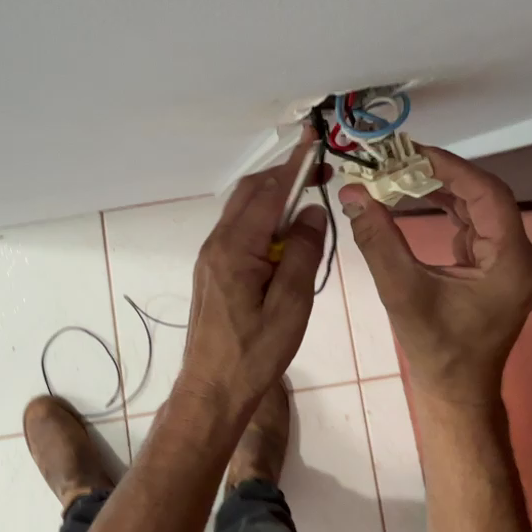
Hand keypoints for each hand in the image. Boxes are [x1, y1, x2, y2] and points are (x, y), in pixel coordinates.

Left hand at [176, 134, 329, 414]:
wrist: (211, 391)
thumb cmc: (254, 354)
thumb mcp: (290, 306)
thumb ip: (302, 254)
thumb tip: (311, 211)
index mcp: (234, 248)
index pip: (267, 193)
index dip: (293, 166)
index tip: (312, 140)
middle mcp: (217, 244)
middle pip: (250, 194)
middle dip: (284, 176)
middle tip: (319, 170)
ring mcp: (211, 256)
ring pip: (243, 210)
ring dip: (274, 197)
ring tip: (308, 199)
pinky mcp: (213, 270)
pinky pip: (240, 229)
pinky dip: (264, 219)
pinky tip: (285, 234)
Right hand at [337, 146, 531, 407]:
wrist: (457, 393)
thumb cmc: (436, 348)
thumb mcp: (402, 291)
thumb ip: (378, 239)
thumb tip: (352, 193)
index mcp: (513, 261)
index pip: (488, 194)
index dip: (451, 168)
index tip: (411, 152)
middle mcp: (520, 256)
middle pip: (485, 197)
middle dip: (441, 175)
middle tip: (398, 159)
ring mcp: (509, 262)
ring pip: (478, 208)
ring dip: (441, 189)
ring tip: (401, 173)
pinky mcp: (494, 267)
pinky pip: (473, 225)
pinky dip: (445, 208)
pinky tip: (417, 197)